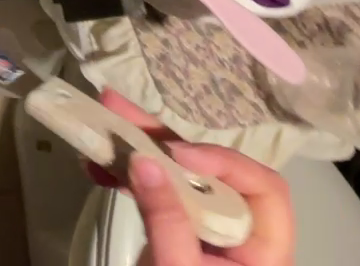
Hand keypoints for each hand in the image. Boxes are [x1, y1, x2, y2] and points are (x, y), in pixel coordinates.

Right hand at [91, 90, 296, 265]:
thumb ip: (166, 222)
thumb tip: (145, 160)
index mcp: (264, 253)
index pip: (265, 191)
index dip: (225, 163)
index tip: (176, 156)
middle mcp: (238, 234)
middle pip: (209, 171)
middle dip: (160, 138)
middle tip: (115, 108)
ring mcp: (202, 231)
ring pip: (175, 174)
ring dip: (134, 147)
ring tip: (96, 122)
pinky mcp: (172, 231)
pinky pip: (152, 189)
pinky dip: (124, 173)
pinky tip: (95, 166)